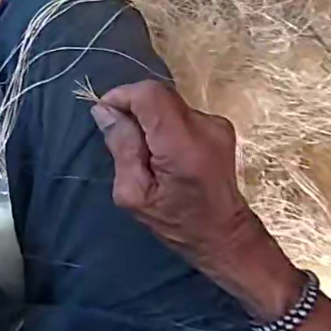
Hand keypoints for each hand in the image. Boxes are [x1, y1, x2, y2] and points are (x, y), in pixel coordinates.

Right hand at [90, 80, 302, 318]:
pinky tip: (165, 153)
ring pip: (166, 103)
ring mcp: (216, 124)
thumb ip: (121, 147)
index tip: (108, 117)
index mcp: (183, 146)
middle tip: (125, 141)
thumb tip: (104, 111)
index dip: (122, 97)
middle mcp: (205, 127)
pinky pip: (177, 111)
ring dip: (148, 119)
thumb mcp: (133, 194)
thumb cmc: (176, 222)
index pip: (150, 94)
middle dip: (132, 110)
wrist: (226, 236)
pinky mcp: (219, 125)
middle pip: (157, 95)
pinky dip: (162, 124)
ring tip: (148, 153)